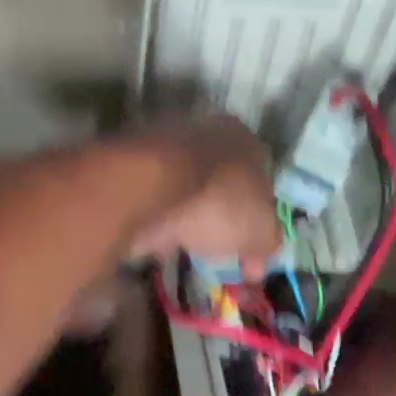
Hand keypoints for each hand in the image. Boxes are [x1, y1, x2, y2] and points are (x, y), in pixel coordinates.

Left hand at [125, 115, 282, 271]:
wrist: (149, 187)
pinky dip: (158, 221)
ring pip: (184, 190)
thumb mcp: (260, 232)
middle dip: (220, 217)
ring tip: (186, 249)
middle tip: (218, 251)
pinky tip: (158, 243)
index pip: (260, 180)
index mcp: (242, 138)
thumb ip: (267, 244)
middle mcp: (203, 131)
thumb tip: (259, 263)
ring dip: (186, 218)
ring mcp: (162, 146)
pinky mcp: (129, 167)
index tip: (250, 253)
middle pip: (219, 182)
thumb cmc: (219, 202)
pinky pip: (153, 202)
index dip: (258, 220)